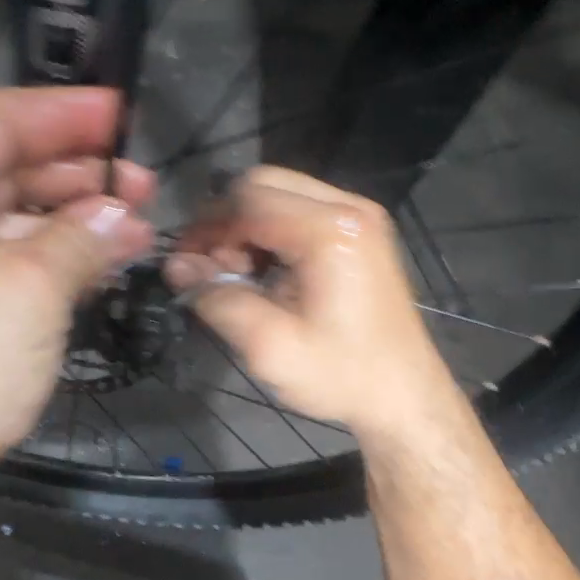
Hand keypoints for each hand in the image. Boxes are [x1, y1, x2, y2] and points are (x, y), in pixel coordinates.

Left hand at [0, 87, 155, 480]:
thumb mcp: (34, 286)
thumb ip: (84, 235)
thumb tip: (124, 214)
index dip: (68, 115)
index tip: (126, 118)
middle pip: (3, 164)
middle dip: (76, 175)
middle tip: (143, 187)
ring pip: (6, 214)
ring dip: (70, 219)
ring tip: (134, 228)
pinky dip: (47, 255)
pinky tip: (99, 260)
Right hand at [164, 167, 456, 442]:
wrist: (403, 394)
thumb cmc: (339, 375)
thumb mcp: (269, 347)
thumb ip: (218, 299)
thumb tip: (175, 268)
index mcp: (329, 231)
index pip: (248, 199)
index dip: (207, 228)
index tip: (184, 266)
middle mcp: (348, 207)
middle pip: (263, 185)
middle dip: (226, 223)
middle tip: (210, 271)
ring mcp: (358, 217)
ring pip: (280, 194)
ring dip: (247, 228)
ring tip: (237, 278)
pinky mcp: (359, 233)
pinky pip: (301, 212)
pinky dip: (271, 234)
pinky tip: (264, 275)